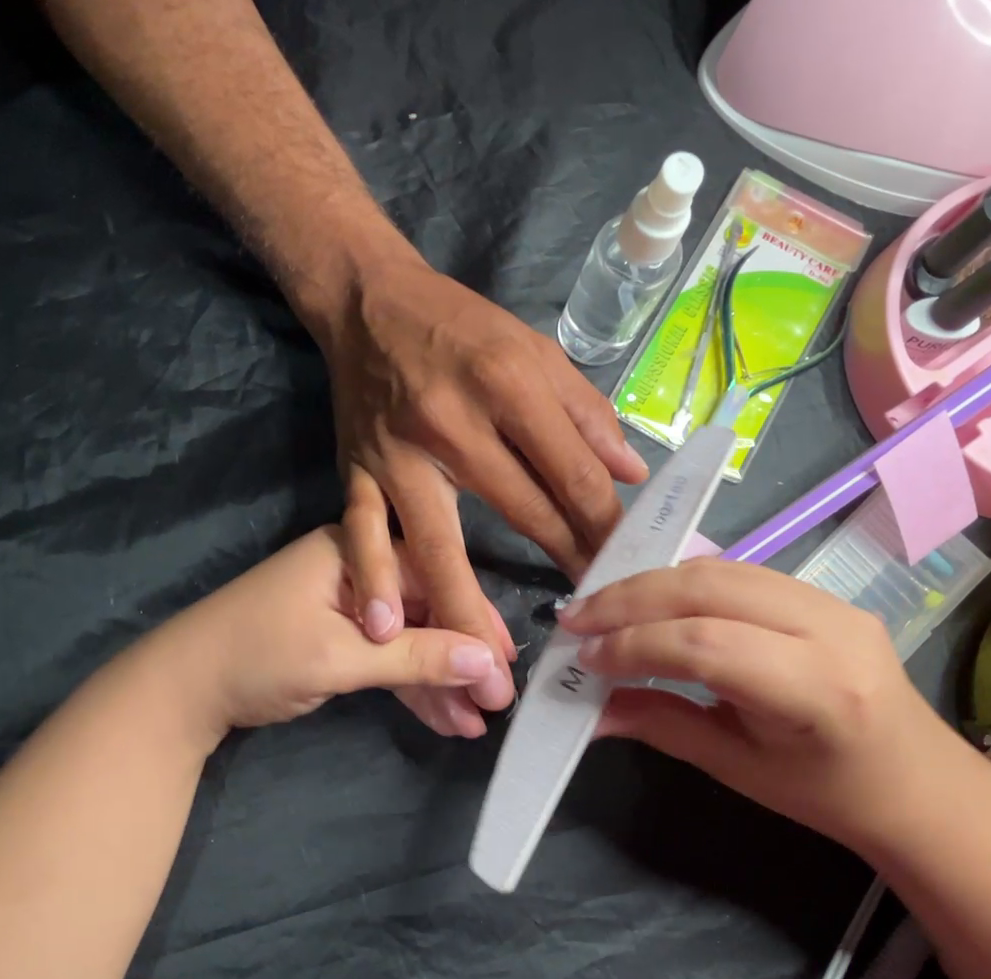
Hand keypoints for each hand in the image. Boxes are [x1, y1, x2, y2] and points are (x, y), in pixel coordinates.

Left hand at [150, 526, 515, 740]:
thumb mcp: (341, 657)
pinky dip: (410, 689)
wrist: (179, 688)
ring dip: (439, 682)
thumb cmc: (257, 655)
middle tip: (499, 703)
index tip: (509, 667)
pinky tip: (445, 720)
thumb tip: (489, 663)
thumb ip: (416, 658)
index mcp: (356, 551)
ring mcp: (348, 607)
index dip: (473, 625)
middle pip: (425, 612)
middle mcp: (359, 571)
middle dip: (460, 660)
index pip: (433, 580)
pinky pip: (386, 660)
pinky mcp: (338, 639)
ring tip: (477, 724)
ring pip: (408, 642)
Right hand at [314, 252, 648, 708]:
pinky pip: (363, 533)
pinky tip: (385, 630)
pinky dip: (373, 580)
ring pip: (439, 541)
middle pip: (522, 511)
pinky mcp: (356, 470)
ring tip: (495, 663)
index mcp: (509, 383)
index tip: (633, 567)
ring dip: (469, 605)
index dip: (607, 525)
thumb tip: (630, 472)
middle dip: (565, 566)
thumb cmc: (459, 323)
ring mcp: (399, 454)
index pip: (573, 471)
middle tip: (596, 621)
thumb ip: (585, 410)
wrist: (368, 302)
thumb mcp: (533, 345)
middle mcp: (455, 423)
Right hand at [558, 559, 977, 852]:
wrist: (918, 783)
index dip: (635, 645)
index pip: (707, 643)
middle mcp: (830, 629)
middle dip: (630, 599)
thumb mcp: (738, 769)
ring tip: (600, 607)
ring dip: (650, 583)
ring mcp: (831, 601)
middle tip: (575, 620)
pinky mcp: (821, 592)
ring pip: (719, 568)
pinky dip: (682, 582)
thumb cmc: (829, 793)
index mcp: (818, 689)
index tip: (584, 659)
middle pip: (708, 589)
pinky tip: (648, 601)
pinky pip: (737, 571)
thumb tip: (588, 711)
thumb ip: (661, 725)